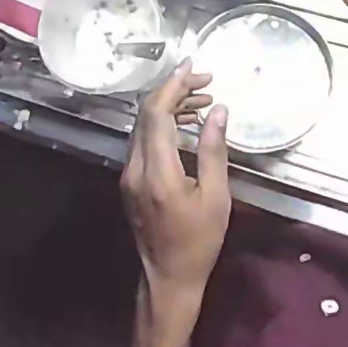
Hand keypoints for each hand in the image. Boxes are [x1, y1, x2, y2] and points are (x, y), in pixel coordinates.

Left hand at [121, 61, 229, 307]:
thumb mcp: (216, 196)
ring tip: (203, 102)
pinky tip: (187, 125)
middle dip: (174, 91)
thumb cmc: (199, 241)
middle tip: (206, 83)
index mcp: (157, 172)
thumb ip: (213, 150)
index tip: (193, 68)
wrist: (168, 277)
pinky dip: (164, 125)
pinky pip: (144, 141)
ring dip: (170, 107)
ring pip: (143, 127)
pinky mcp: (130, 181)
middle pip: (146, 115)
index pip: (156, 114)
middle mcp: (135, 169)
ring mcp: (128, 175)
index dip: (173, 86)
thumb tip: (218, 111)